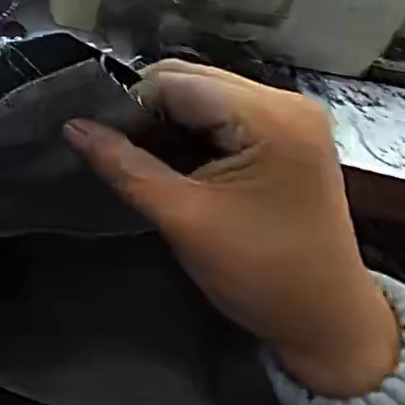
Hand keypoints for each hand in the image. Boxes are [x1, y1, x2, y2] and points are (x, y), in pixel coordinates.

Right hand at [65, 60, 399, 398]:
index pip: (181, 82)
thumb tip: (74, 127)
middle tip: (113, 143)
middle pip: (197, 81)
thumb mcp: (186, 220)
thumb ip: (126, 167)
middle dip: (149, 107)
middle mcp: (288, 101)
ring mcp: (293, 116)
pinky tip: (172, 154)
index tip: (95, 131)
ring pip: (209, 94)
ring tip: (137, 150)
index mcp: (272, 117)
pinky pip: (228, 113)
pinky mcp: (290, 134)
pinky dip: (195, 129)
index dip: (131, 101)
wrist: (329, 322)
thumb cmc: (263, 276)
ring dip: (170, 118)